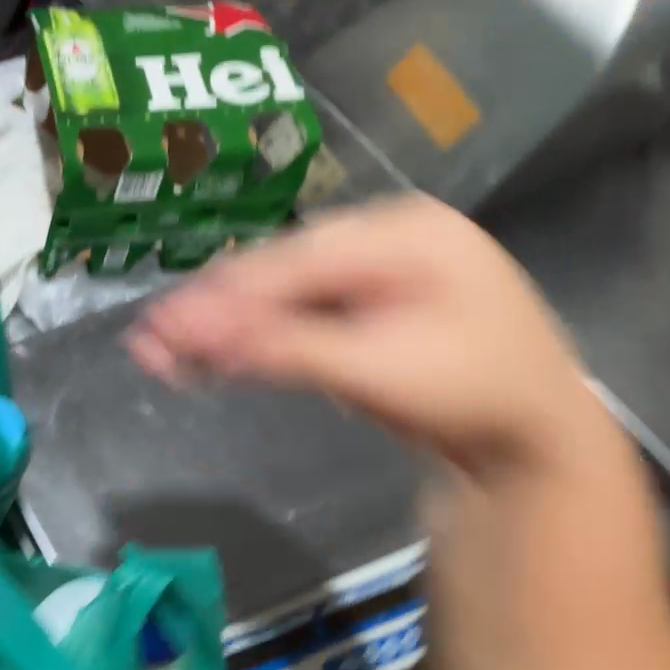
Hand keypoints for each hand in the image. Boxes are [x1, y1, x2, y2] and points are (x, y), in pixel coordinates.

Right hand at [126, 194, 611, 478]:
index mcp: (404, 234)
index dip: (219, 300)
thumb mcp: (378, 367)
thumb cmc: (470, 391)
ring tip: (155, 352)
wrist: (525, 435)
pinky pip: (285, 318)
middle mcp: (381, 241)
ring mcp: (367, 275)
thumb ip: (284, 347)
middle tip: (144, 341)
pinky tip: (199, 356)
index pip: (290, 265)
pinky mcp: (353, 310)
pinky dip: (242, 340)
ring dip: (215, 328)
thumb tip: (199, 338)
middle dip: (207, 313)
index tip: (158, 326)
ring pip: (271, 298)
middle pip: (272, 276)